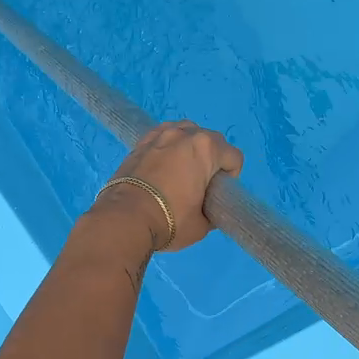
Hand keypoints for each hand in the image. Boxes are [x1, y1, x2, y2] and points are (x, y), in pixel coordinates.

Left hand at [96, 121, 243, 251]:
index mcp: (206, 148)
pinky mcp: (139, 143)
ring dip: (188, 148)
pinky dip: (166, 149)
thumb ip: (211, 211)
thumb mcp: (202, 225)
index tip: (219, 193)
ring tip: (180, 173)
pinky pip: (161, 139)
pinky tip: (161, 169)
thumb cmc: (170, 221)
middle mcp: (184, 134)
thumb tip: (207, 210)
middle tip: (201, 184)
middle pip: (210, 140)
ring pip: (184, 133)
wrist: (125, 219)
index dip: (231, 177)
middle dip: (212, 159)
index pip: (234, 156)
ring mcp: (159, 135)